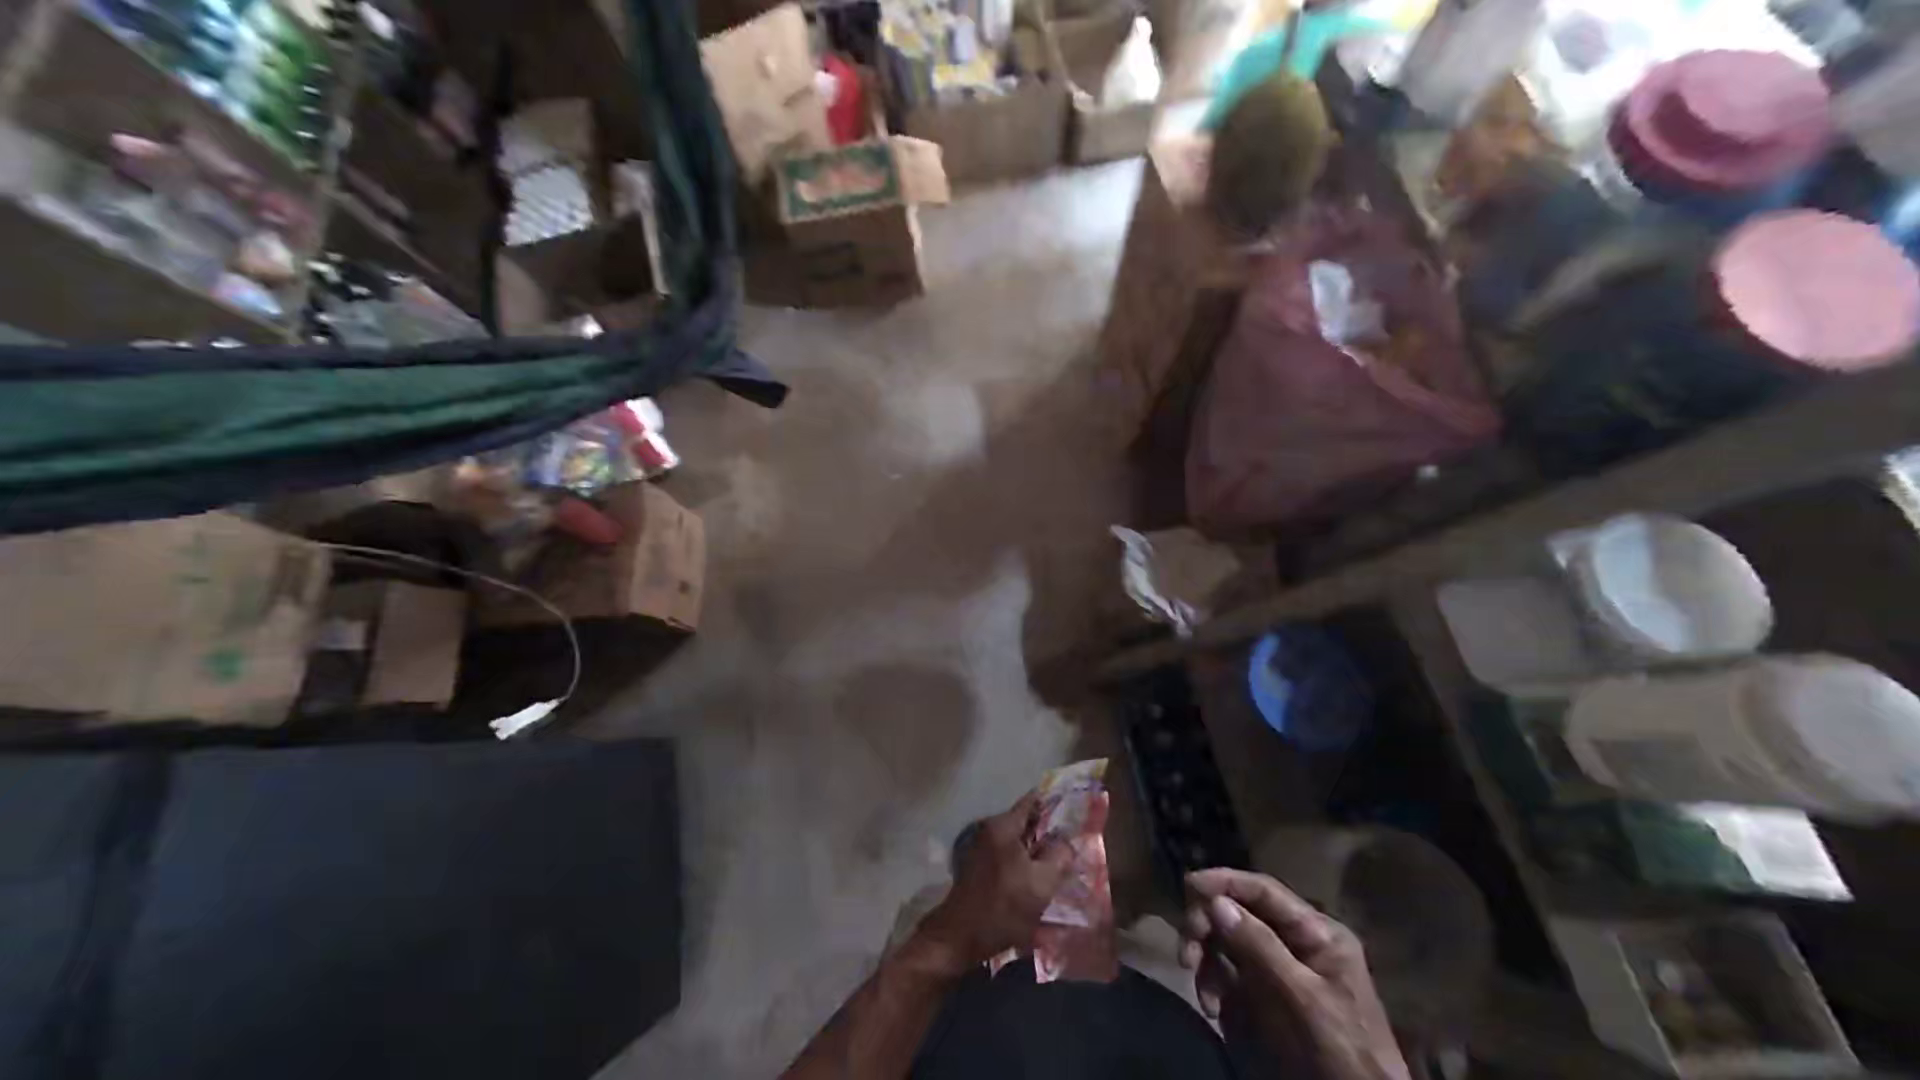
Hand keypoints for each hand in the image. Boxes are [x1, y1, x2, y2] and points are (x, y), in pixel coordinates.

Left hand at [915, 793, 1076, 972]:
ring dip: (1037, 850)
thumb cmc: (1003, 907)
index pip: (1032, 801)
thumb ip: (1059, 856)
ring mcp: (981, 847)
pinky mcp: (979, 866)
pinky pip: (1008, 855)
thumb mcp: (1042, 883)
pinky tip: (1038, 878)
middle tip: (1073, 841)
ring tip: (1059, 862)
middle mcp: (989, 829)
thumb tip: (1066, 840)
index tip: (1074, 809)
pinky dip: (1023, 862)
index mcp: (1003, 826)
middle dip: (1048, 831)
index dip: (1054, 802)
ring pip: (1018, 841)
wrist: (960, 937)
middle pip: (1026, 822)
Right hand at [1180, 868, 1409, 1079]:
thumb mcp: (1304, 997)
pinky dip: (1213, 983)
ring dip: (1206, 959)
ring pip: (1227, 939)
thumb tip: (1216, 902)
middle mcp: (1296, 940)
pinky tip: (1212, 1007)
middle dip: (1208, 927)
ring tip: (1203, 993)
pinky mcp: (1265, 991)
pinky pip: (1228, 971)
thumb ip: (1260, 946)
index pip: (1264, 890)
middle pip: (1239, 912)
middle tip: (1188, 954)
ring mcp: (1279, 965)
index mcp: (1316, 932)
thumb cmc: (1344, 1050)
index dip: (1225, 881)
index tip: (1189, 884)